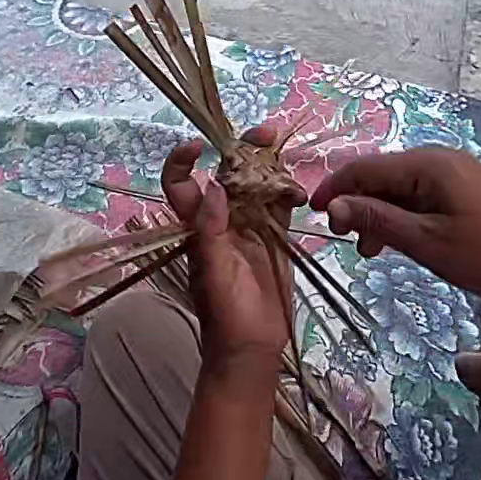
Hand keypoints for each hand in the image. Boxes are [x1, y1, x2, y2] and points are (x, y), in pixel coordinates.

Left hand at [161, 129, 296, 368]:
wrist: (252, 346)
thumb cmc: (224, 314)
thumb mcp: (212, 274)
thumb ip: (210, 231)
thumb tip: (214, 186)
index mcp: (197, 226)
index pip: (181, 185)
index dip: (183, 161)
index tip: (198, 145)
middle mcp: (221, 219)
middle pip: (227, 174)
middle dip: (242, 148)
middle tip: (265, 132)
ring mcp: (248, 225)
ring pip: (256, 183)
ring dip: (269, 165)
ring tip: (284, 156)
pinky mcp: (274, 235)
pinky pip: (280, 204)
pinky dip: (289, 192)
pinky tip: (298, 192)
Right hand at [310, 147, 480, 302]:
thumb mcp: (426, 241)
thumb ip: (376, 220)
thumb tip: (333, 206)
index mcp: (425, 163)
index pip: (362, 167)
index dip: (332, 189)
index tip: (310, 213)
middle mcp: (436, 161)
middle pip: (379, 176)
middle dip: (355, 205)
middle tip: (342, 240)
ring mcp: (452, 176)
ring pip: (398, 190)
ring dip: (378, 216)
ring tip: (370, 251)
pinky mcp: (463, 194)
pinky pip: (419, 200)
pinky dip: (401, 219)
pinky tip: (399, 244)